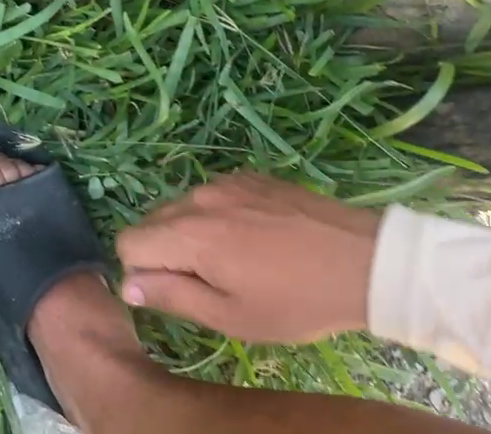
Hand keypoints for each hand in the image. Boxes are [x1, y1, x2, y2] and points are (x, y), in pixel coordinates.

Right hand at [114, 172, 383, 343]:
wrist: (362, 260)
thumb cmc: (296, 300)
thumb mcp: (232, 316)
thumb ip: (172, 297)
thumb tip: (128, 284)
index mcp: (189, 233)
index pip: (128, 241)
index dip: (142, 272)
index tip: (175, 293)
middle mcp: (198, 196)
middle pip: (152, 222)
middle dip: (164, 253)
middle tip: (209, 284)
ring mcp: (226, 181)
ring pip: (182, 207)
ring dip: (191, 234)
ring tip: (237, 262)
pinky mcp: (250, 175)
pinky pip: (212, 195)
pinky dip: (218, 216)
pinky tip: (255, 238)